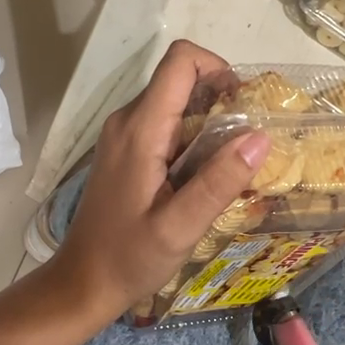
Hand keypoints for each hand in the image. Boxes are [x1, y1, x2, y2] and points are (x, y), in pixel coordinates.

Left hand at [51, 40, 268, 317]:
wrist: (83, 283)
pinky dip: (194, 140)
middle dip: (222, 100)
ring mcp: (125, 136)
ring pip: (176, 103)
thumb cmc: (128, 259)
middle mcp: (128, 121)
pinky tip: (204, 179)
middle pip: (181, 79)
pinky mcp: (127, 152)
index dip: (219, 68)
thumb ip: (218, 182)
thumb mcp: (179, 228)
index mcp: (140, 130)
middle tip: (246, 147)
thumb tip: (261, 137)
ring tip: (231, 167)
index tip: (244, 108)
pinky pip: (167, 127)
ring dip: (210, 122)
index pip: (180, 61)